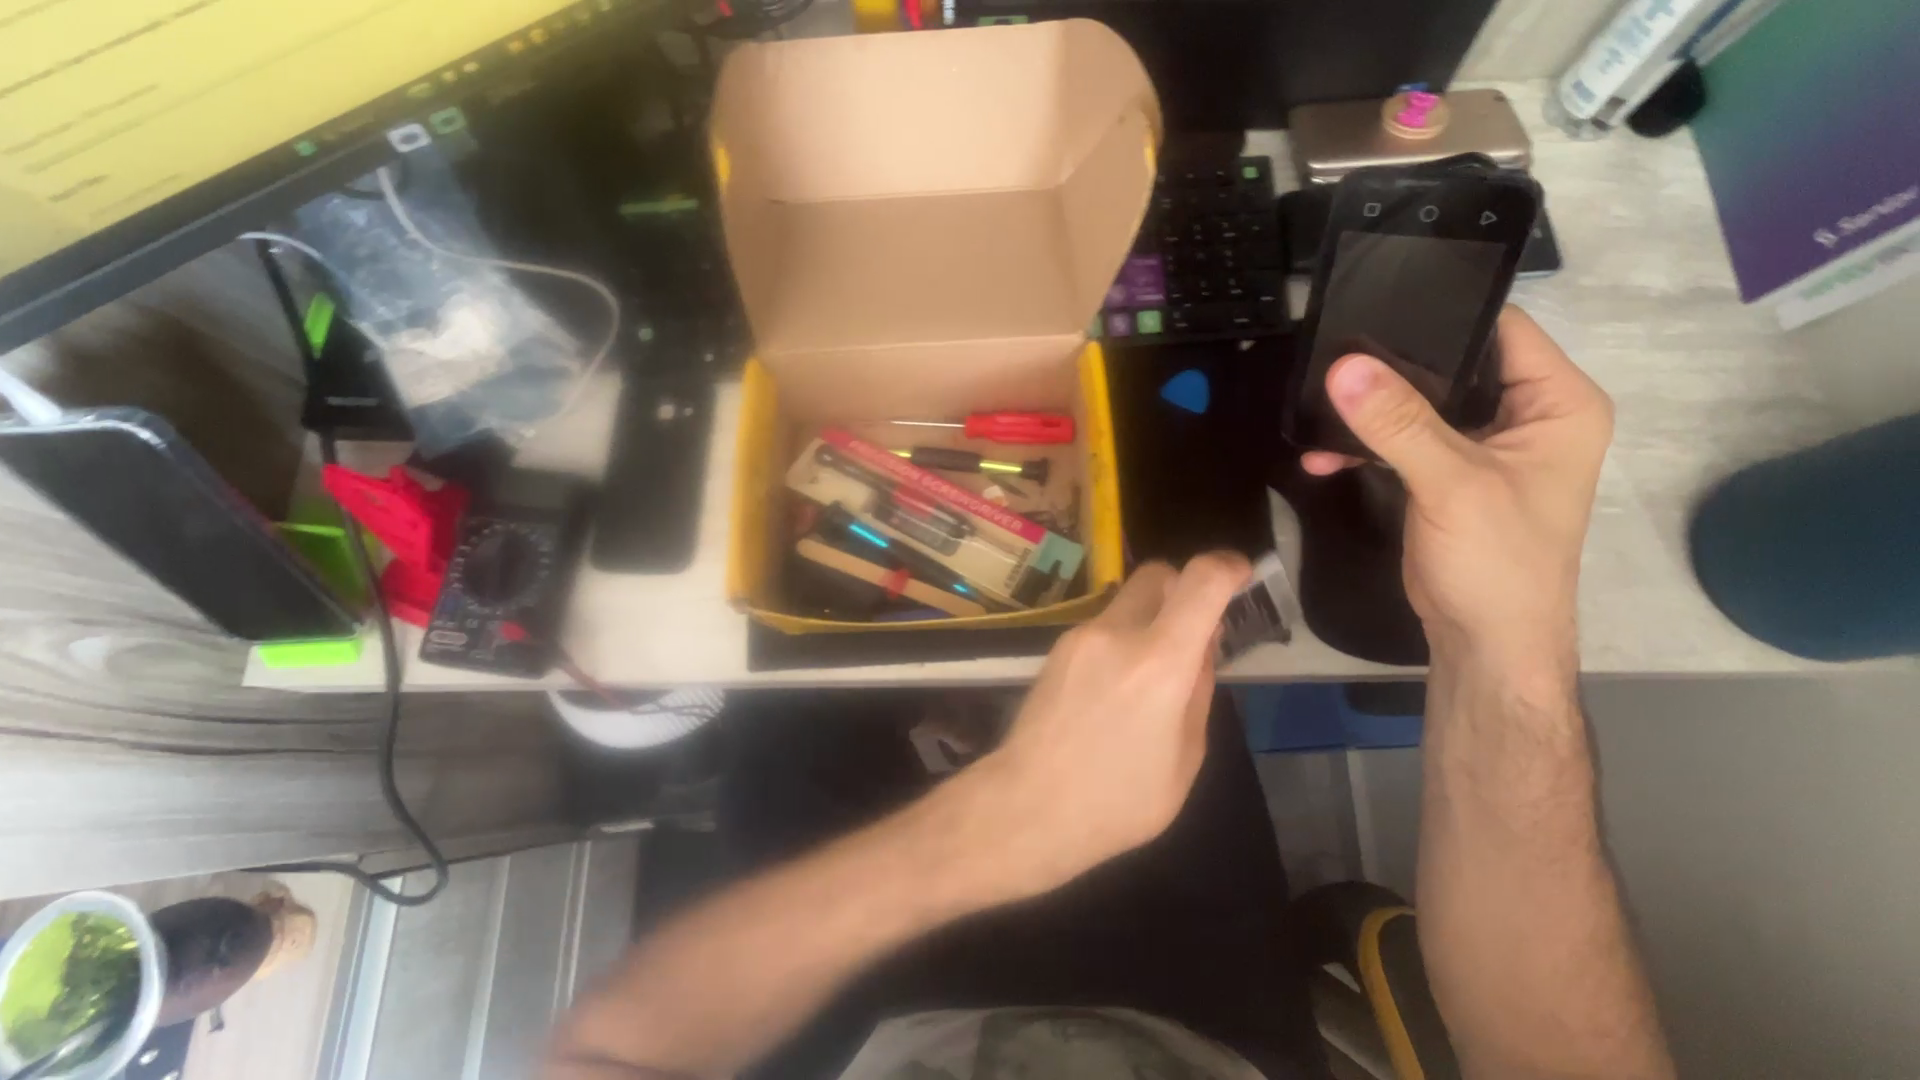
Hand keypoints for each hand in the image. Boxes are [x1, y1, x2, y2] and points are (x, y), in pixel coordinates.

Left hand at [952, 553, 1250, 899]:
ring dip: (1148, 622)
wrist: (1028, 806)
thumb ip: (1198, 691)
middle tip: (1192, 632)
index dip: (1228, 566)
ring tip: (1149, 680)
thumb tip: (1200, 646)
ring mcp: (1078, 638)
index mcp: (1159, 661)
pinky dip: (1120, 642)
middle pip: (1157, 575)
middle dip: (1183, 589)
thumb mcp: (1186, 757)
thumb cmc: (1119, 800)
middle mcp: (1115, 634)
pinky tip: (1115, 692)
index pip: (1201, 580)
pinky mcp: (1054, 651)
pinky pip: (1101, 629)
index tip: (1241, 576)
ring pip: (1126, 603)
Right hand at [1301, 307, 1611, 677]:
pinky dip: (1364, 445)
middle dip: (1390, 364)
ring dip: (1368, 411)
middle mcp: (1525, 414)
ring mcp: (1482, 445)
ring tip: (1316, 408)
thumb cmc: (1497, 561)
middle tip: (1331, 351)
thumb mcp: (1452, 484)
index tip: (1375, 302)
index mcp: (1556, 402)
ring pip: (1419, 403)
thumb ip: (1398, 423)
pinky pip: (1401, 440)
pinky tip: (1322, 454)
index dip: (1442, 315)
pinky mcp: (1446, 473)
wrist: (1485, 642)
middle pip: (1452, 364)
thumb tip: (1343, 365)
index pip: (1500, 330)